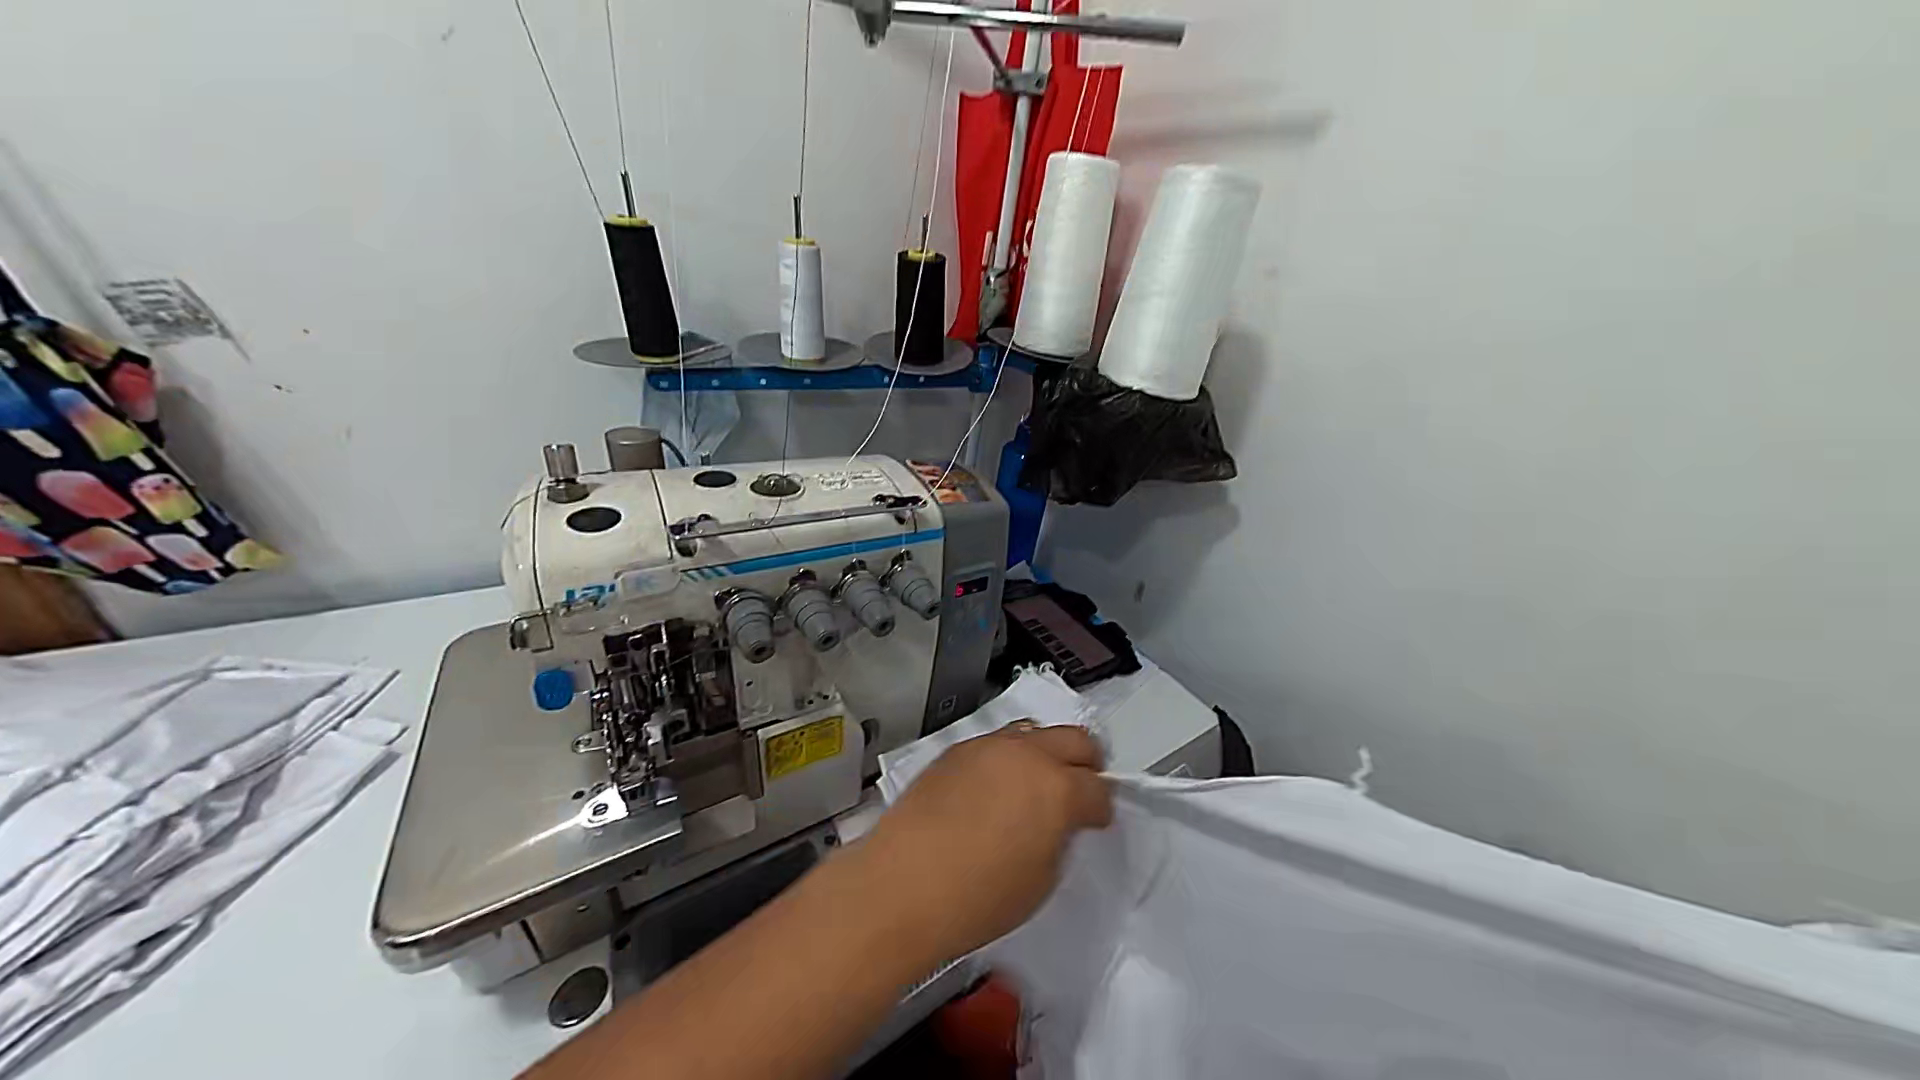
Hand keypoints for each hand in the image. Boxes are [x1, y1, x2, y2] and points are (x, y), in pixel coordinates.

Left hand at [853, 723, 1113, 963]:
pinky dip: (1006, 759)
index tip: (1095, 821)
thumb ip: (1059, 836)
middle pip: (1075, 739)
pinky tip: (991, 789)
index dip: (1101, 808)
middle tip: (1079, 790)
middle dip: (1086, 763)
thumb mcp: (1042, 878)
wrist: (903, 884)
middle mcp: (1026, 755)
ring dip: (1044, 754)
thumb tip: (1055, 822)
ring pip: (1032, 732)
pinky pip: (994, 743)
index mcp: (1058, 788)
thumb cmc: (979, 897)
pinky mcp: (955, 750)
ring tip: (1033, 785)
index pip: (1098, 788)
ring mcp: (987, 747)